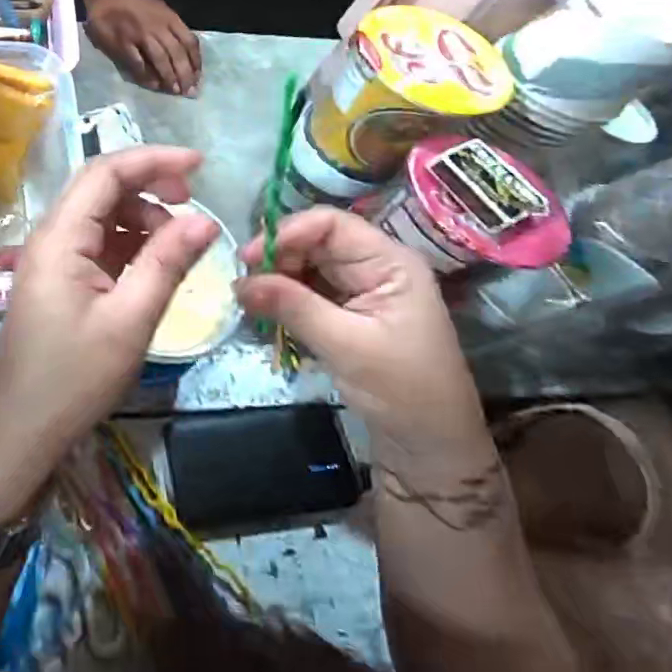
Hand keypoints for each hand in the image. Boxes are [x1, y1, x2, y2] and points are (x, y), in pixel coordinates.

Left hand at [0, 147, 217, 519]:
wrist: (25, 428)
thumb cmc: (76, 377)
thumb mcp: (131, 320)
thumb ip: (167, 263)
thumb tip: (206, 219)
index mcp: (60, 238)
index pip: (105, 173)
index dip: (153, 160)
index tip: (200, 165)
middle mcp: (50, 237)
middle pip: (101, 188)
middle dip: (149, 186)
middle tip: (192, 204)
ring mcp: (51, 258)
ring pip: (101, 216)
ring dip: (142, 218)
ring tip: (177, 246)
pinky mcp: (58, 279)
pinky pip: (97, 244)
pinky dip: (129, 245)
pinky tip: (154, 265)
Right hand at [85, 0, 202, 96]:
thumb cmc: (137, 7)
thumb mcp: (161, 12)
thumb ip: (173, 30)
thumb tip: (186, 57)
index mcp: (169, 18)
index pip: (189, 41)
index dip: (195, 62)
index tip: (197, 78)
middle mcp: (157, 26)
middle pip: (177, 53)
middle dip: (185, 74)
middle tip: (188, 91)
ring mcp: (139, 34)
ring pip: (160, 59)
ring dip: (169, 77)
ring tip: (174, 90)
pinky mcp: (122, 43)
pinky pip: (138, 63)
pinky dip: (147, 76)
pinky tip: (153, 85)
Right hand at [237, 208, 491, 467]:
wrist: (432, 447)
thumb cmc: (404, 391)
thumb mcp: (347, 347)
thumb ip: (293, 307)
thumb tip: (239, 284)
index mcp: (390, 262)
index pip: (332, 224)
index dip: (287, 232)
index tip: (250, 258)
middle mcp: (374, 266)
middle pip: (314, 242)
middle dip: (277, 258)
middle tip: (244, 285)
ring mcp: (360, 289)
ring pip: (306, 265)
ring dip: (277, 278)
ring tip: (250, 300)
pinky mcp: (346, 311)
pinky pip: (307, 290)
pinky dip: (284, 297)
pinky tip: (265, 311)